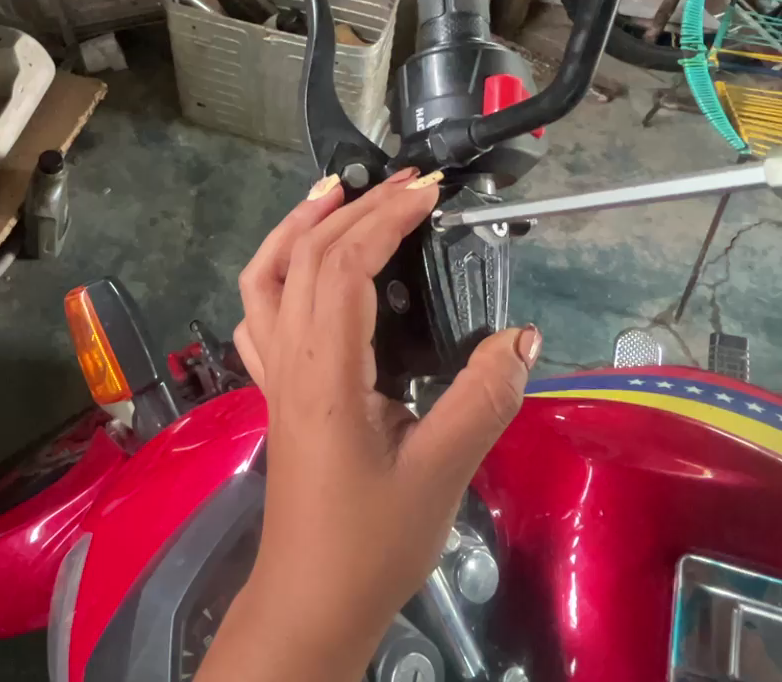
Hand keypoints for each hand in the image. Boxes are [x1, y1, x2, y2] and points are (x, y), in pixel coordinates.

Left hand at [202, 170, 540, 681]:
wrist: (310, 601)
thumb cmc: (370, 542)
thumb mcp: (439, 474)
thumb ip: (480, 400)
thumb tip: (522, 337)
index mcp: (325, 371)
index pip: (345, 268)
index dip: (386, 219)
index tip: (429, 192)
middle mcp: (289, 359)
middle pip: (307, 258)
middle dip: (355, 208)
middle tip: (406, 181)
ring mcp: (273, 373)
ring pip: (266, 277)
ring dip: (297, 227)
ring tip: (335, 194)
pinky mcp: (276, 390)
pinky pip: (259, 314)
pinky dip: (275, 272)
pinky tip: (301, 268)